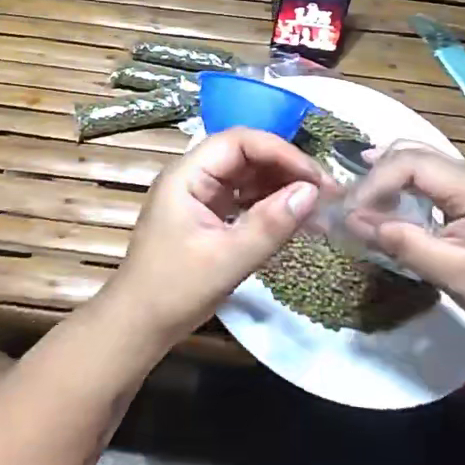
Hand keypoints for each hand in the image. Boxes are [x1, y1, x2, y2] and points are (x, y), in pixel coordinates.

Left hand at [101, 128, 328, 341]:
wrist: (138, 323)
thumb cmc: (175, 289)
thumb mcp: (227, 259)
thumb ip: (269, 224)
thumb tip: (311, 192)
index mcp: (187, 174)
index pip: (239, 141)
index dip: (281, 152)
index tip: (317, 178)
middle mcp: (192, 175)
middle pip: (244, 153)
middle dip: (285, 167)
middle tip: (326, 192)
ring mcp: (198, 195)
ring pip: (245, 174)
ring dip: (280, 185)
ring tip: (317, 205)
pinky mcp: (205, 214)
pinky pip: (241, 196)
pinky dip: (268, 203)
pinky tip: (293, 217)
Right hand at [368, 141, 464, 349]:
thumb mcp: (450, 272)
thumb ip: (400, 241)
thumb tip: (350, 221)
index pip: (410, 163)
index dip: (375, 182)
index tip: (351, 210)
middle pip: (414, 152)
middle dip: (377, 173)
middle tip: (350, 200)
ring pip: (421, 160)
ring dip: (389, 176)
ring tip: (364, 200)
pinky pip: (431, 177)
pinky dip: (404, 185)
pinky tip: (390, 202)